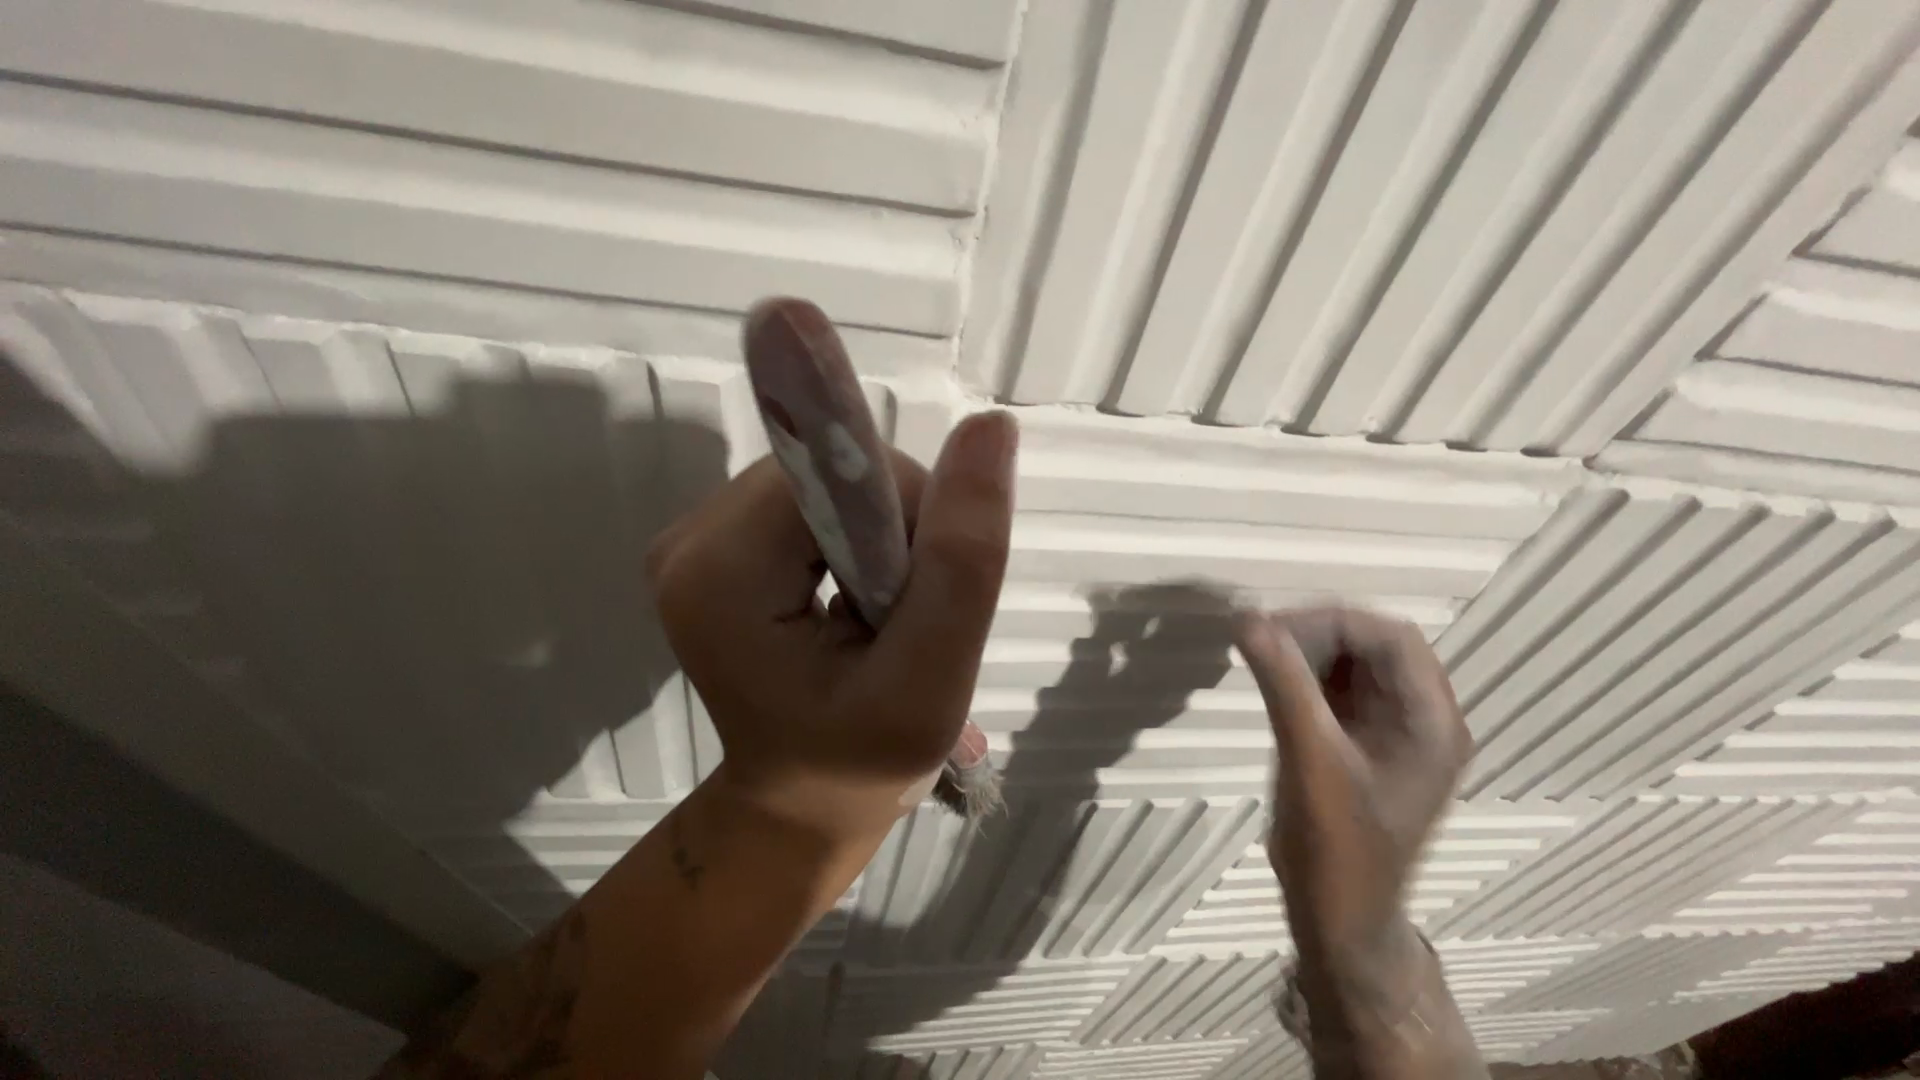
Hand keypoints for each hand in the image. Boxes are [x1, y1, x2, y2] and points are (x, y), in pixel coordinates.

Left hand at [648, 411, 1017, 844]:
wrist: (800, 801)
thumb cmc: (862, 762)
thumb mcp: (930, 678)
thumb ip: (961, 557)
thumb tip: (990, 426)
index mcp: (720, 573)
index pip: (842, 477)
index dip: (907, 519)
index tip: (919, 598)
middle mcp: (688, 541)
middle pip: (830, 473)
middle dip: (893, 530)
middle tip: (902, 614)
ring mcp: (693, 540)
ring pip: (827, 482)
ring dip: (879, 535)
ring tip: (879, 614)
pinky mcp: (714, 544)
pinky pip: (811, 500)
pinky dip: (853, 537)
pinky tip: (854, 598)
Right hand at [1235, 607, 1469, 969]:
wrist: (1339, 918)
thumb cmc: (1338, 849)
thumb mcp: (1311, 761)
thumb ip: (1284, 685)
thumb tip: (1248, 619)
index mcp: (1432, 723)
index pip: (1393, 639)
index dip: (1333, 621)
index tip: (1272, 626)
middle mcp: (1420, 719)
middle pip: (1374, 646)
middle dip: (1316, 633)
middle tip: (1259, 639)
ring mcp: (1390, 731)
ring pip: (1352, 665)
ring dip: (1307, 652)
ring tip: (1258, 654)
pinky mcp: (1360, 742)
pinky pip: (1335, 690)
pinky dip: (1303, 677)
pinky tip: (1269, 678)